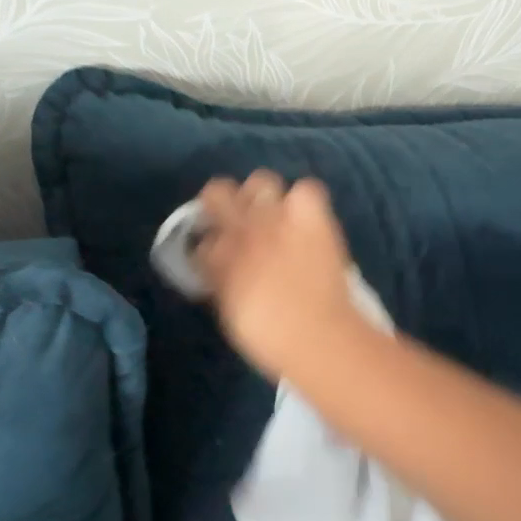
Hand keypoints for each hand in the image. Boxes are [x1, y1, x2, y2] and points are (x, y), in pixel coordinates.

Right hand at [194, 170, 364, 377]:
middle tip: (235, 220)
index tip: (213, 252)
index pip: (202, 238)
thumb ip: (222, 283)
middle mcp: (242, 231)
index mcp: (219, 259)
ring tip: (272, 214)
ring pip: (260, 181)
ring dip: (262, 196)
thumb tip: (219, 268)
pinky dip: (302, 201)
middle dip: (222, 204)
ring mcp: (278, 219)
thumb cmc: (271, 338)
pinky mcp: (312, 217)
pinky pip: (304, 190)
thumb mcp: (232, 313)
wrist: (319, 336)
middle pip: (218, 192)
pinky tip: (302, 217)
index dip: (207, 243)